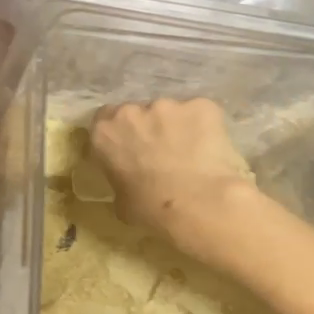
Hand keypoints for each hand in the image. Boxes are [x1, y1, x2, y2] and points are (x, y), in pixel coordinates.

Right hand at [88, 98, 264, 265]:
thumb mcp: (120, 199)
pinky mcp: (201, 105)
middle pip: (136, 112)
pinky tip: (210, 147)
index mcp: (104, 134)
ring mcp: (167, 105)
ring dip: (175, 126)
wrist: (197, 202)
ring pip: (170, 112)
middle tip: (158, 150)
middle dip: (146, 127)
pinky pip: (200, 112)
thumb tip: (130, 181)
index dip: (117, 132)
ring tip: (190, 150)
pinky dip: (204, 126)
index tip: (126, 147)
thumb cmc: (149, 208)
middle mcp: (131, 112)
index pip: (103, 119)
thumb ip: (120, 178)